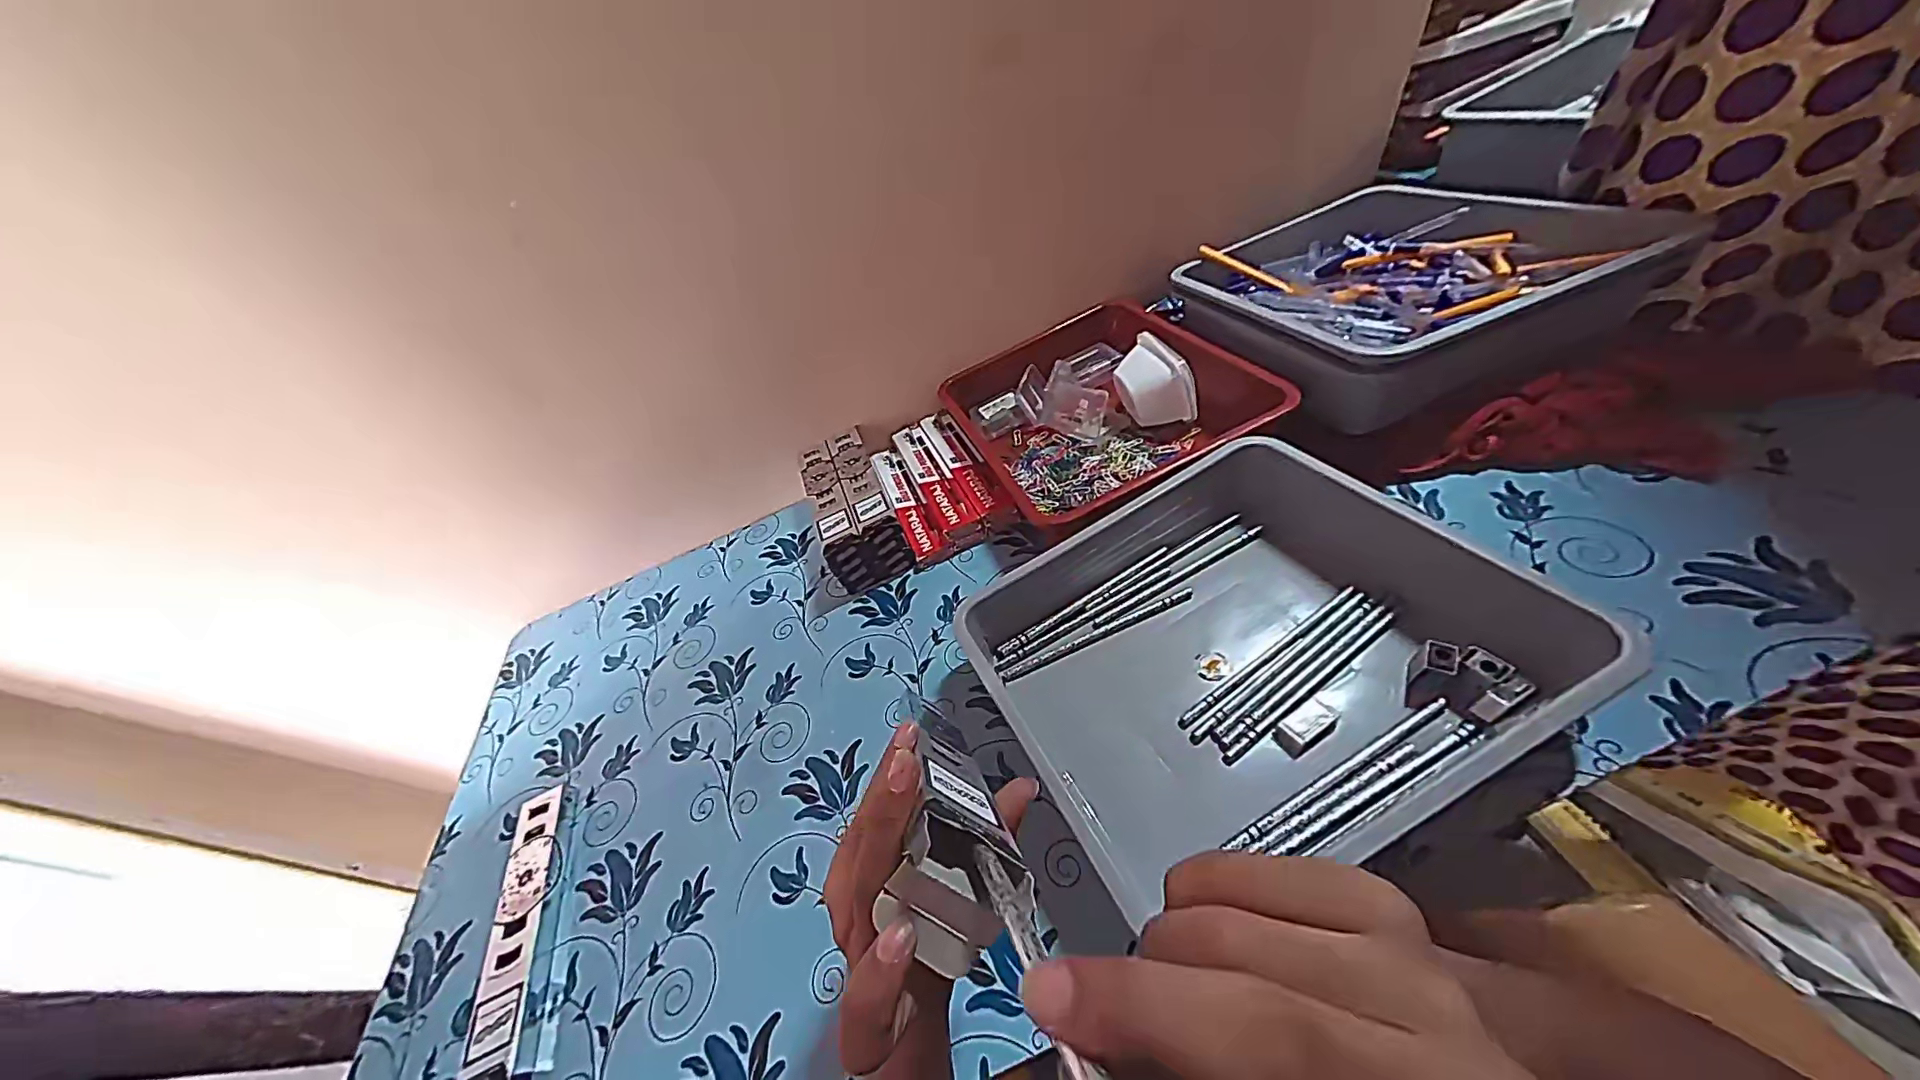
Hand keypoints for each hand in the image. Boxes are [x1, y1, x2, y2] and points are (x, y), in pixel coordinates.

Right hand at [824, 721, 1038, 1078]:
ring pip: (855, 908)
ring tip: (901, 795)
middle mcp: (866, 925)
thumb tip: (1020, 791)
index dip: (893, 784)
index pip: (882, 828)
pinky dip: (878, 970)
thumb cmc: (931, 975)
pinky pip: (863, 1005)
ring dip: (877, 847)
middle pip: (865, 855)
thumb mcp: (964, 902)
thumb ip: (986, 848)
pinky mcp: (869, 1036)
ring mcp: (863, 975)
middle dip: (885, 799)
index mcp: (888, 890)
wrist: (914, 1070)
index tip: (911, 740)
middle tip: (905, 754)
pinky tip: (900, 936)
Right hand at [1020, 853, 1533, 1079]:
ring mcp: (1417, 952)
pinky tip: (1220, 923)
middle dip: (1144, 972)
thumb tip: (1105, 1037)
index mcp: (1401, 1078)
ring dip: (1179, 928)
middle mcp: (1426, 1010)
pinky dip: (1225, 885)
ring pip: (1245, 893)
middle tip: (1112, 1010)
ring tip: (1169, 972)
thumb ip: (1190, 1068)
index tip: (1054, 993)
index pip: (1257, 1026)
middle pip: (1232, 944)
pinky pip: (1279, 867)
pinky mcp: (1402, 917)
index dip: (1138, 1003)